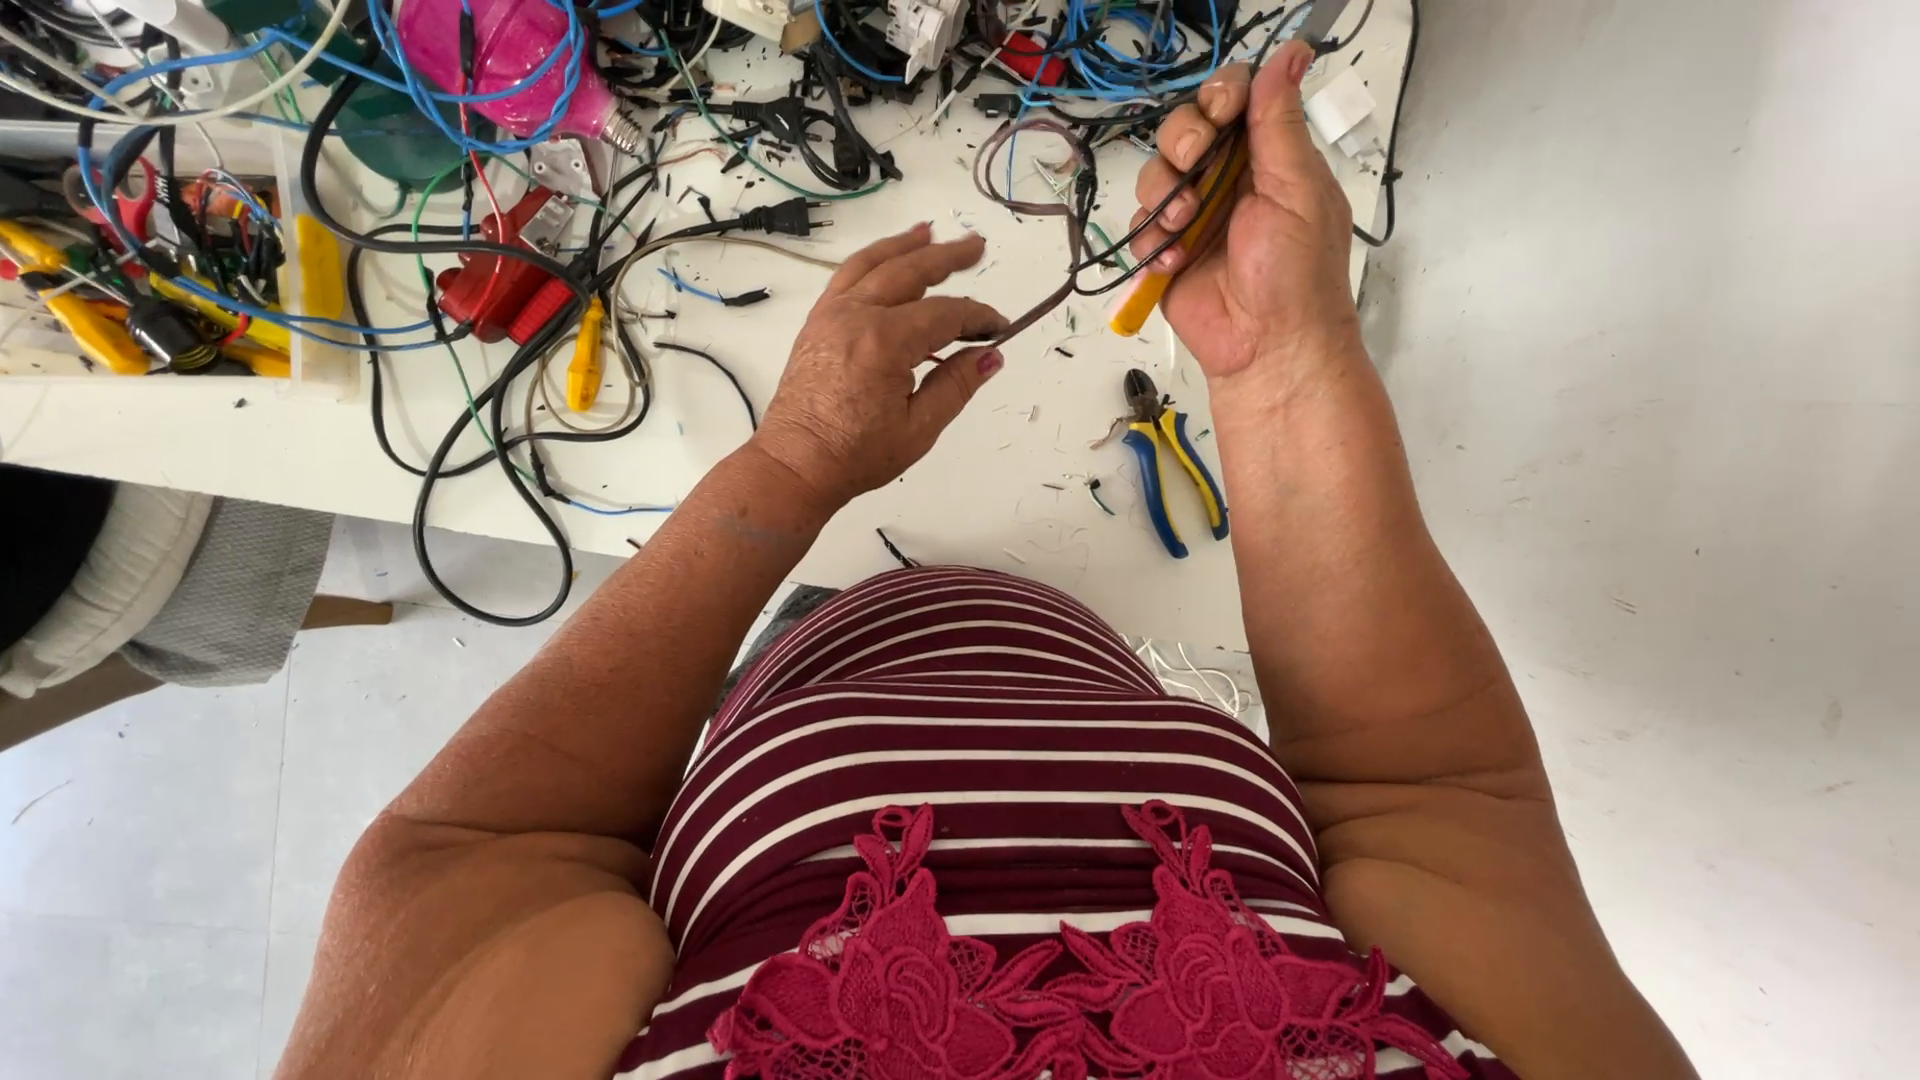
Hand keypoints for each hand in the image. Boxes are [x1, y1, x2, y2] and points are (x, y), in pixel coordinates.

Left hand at [751, 224, 1009, 507]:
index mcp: (885, 343)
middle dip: (948, 258)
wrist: (797, 464)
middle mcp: (856, 317)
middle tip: (977, 246)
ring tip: (930, 232)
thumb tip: (991, 356)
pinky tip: (886, 259)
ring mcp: (831, 315)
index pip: (945, 314)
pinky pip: (847, 277)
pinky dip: (871, 261)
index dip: (977, 317)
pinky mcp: (817, 323)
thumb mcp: (919, 428)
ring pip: (873, 264)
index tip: (1000, 328)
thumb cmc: (857, 455)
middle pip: (909, 272)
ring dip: (905, 246)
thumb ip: (957, 386)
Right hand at [1129, 42, 1361, 381]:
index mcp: (1265, 159)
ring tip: (1183, 226)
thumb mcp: (1297, 191)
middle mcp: (1224, 182)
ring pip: (1153, 178)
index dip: (1219, 97)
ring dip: (1162, 196)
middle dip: (1182, 142)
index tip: (1220, 112)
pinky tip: (1173, 263)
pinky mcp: (1164, 256)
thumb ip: (1280, 126)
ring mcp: (1191, 219)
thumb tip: (1289, 52)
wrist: (1268, 348)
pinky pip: (1138, 230)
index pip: (1232, 103)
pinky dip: (1150, 243)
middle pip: (1182, 132)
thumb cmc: (1297, 273)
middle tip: (1193, 165)